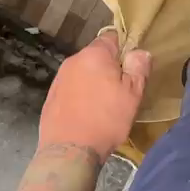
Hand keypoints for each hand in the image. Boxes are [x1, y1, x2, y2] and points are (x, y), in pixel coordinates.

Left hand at [36, 29, 151, 155]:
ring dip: (94, 81)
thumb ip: (139, 67)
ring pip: (84, 72)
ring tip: (104, 104)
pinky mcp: (50, 98)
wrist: (68, 153)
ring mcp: (59, 80)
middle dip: (109, 67)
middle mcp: (73, 61)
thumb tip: (139, 52)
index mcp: (94, 54)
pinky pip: (72, 88)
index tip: (132, 66)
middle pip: (97, 55)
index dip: (125, 47)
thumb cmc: (106, 119)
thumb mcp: (133, 93)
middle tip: (121, 89)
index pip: (112, 37)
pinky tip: (87, 114)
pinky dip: (81, 95)